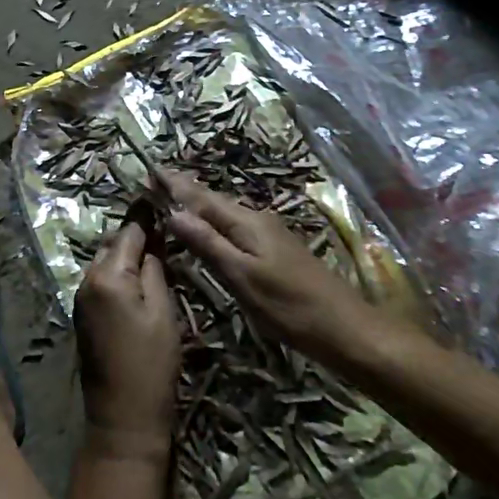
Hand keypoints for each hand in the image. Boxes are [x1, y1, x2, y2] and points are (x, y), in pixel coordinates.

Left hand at [75, 219, 180, 454]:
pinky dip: (118, 273)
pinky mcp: (83, 314)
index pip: (128, 233)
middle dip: (135, 235)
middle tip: (163, 226)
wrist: (122, 418)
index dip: (145, 216)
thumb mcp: (163, 313)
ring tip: (154, 249)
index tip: (158, 196)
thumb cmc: (151, 364)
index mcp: (108, 275)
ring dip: (126, 254)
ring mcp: (81, 298)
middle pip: (113, 245)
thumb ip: (155, 271)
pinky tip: (138, 278)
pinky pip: (101, 281)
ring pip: (105, 262)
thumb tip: (152, 244)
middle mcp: (87, 279)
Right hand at [164, 171, 382, 362]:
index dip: (175, 183)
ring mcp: (268, 234)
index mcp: (245, 222)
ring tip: (172, 198)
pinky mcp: (274, 250)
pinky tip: (207, 229)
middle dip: (182, 190)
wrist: (348, 330)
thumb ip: (207, 243)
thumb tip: (172, 211)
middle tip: (154, 181)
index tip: (150, 169)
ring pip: (223, 213)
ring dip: (196, 204)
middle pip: (211, 200)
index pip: (200, 196)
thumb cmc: (290, 306)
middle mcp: (256, 219)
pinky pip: (233, 226)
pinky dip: (212, 221)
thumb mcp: (242, 277)